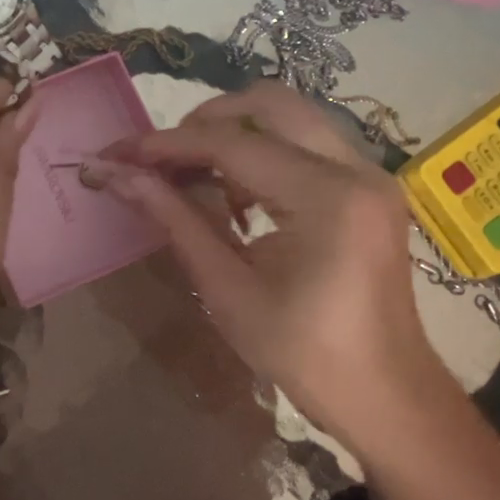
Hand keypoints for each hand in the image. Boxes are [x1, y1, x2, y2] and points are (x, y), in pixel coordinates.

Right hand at [96, 82, 439, 435]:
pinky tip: (231, 198)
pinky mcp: (367, 189)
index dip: (166, 145)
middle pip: (268, 104)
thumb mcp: (226, 288)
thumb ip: (174, 219)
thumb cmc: (301, 353)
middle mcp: (355, 169)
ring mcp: (368, 175)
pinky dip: (259, 155)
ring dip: (231, 136)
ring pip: (288, 118)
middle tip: (160, 160)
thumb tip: (115, 176)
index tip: (115, 155)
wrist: (384, 396)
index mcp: (326, 198)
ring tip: (189, 181)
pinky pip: (304, 145)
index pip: (231, 144)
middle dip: (203, 122)